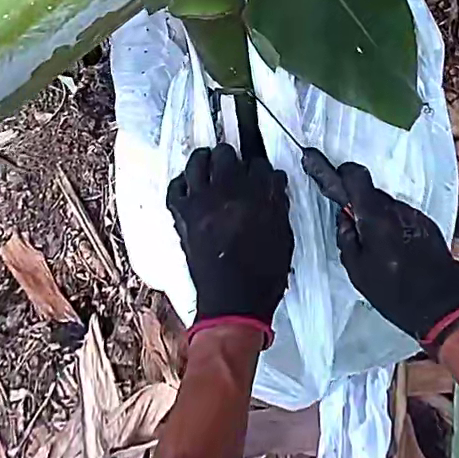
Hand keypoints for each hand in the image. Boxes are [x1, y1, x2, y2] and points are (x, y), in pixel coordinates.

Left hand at [166, 144, 292, 341]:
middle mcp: (225, 194)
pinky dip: (183, 181)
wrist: (232, 302)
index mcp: (255, 198)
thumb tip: (273, 183)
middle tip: (234, 164)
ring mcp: (200, 203)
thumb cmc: (261, 275)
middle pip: (225, 155)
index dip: (260, 167)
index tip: (260, 171)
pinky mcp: (182, 215)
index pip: (259, 166)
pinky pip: (176, 186)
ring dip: (206, 159)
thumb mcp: (282, 237)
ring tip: (210, 162)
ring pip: (197, 162)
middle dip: (233, 156)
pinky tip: (190, 184)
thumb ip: (277, 205)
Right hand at [308, 159, 458, 352]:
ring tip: (378, 246)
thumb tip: (344, 218)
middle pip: (369, 193)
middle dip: (357, 204)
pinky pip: (402, 216)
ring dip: (377, 217)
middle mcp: (396, 209)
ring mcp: (415, 215)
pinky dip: (394, 226)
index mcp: (375, 217)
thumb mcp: (356, 268)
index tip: (315, 160)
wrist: (442, 307)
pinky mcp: (428, 224)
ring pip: (386, 205)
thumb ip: (345, 236)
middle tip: (353, 227)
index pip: (353, 177)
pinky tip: (395, 249)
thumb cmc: (393, 292)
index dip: (333, 169)